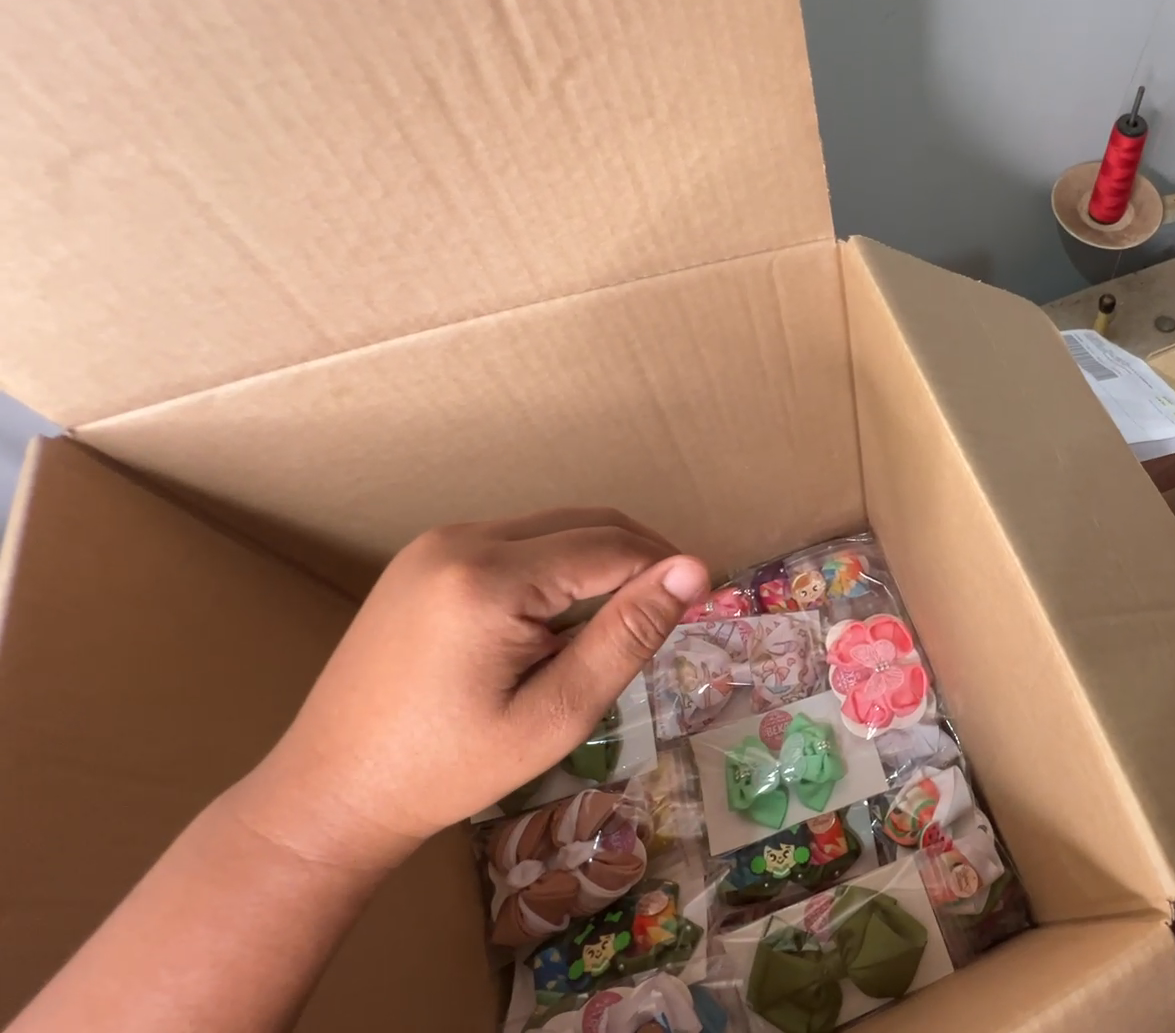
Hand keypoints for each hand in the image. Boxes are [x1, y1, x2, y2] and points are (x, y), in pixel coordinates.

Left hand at [233, 509, 709, 870]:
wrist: (331, 793)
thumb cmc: (453, 767)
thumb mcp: (559, 711)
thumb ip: (629, 634)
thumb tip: (694, 570)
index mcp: (490, 578)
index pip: (612, 547)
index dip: (667, 568)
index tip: (702, 604)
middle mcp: (461, 540)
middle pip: (588, 523)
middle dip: (643, 557)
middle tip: (673, 611)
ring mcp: (437, 544)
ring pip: (557, 527)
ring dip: (604, 560)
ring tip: (621, 621)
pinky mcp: (427, 558)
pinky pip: (522, 541)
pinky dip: (563, 565)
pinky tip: (565, 615)